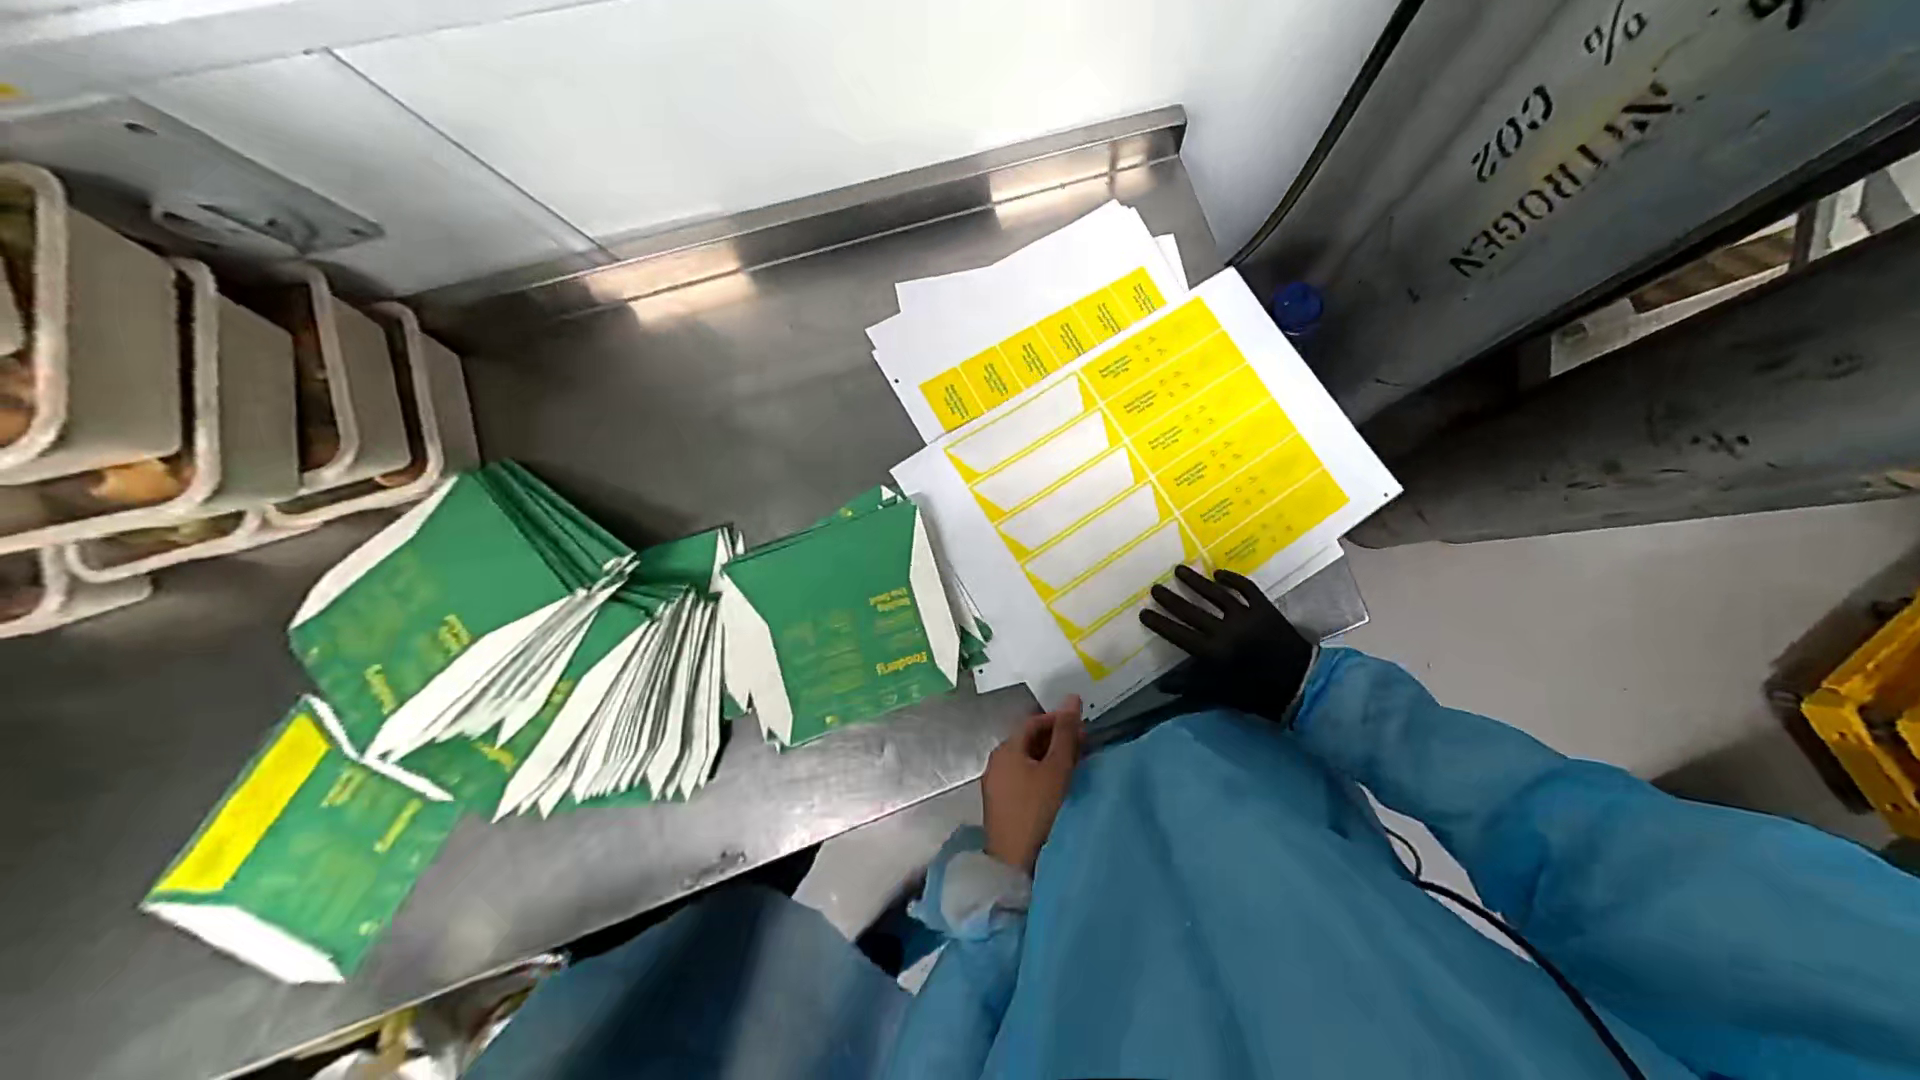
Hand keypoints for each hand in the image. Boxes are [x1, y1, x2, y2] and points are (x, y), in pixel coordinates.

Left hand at [981, 696, 1083, 873]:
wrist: (1015, 864)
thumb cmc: (1038, 810)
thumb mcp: (1057, 769)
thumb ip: (1066, 734)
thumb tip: (1071, 698)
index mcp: (1005, 750)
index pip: (1033, 723)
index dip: (1058, 720)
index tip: (1082, 727)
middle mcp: (996, 763)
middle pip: (1028, 741)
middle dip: (1056, 739)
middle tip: (1084, 746)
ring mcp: (996, 786)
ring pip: (1026, 761)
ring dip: (1050, 759)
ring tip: (1076, 766)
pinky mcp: (1001, 806)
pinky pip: (1023, 779)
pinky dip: (1042, 775)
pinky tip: (1059, 787)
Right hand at [1139, 565, 1312, 725]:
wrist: (1303, 685)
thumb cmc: (1258, 693)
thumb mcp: (1222, 694)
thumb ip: (1191, 686)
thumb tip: (1161, 685)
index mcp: (1214, 653)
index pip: (1178, 634)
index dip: (1160, 622)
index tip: (1143, 612)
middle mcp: (1226, 631)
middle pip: (1192, 611)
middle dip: (1171, 599)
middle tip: (1155, 588)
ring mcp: (1247, 617)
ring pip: (1215, 595)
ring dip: (1196, 582)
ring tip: (1179, 570)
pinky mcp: (1265, 609)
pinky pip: (1246, 589)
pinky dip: (1232, 580)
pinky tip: (1218, 573)